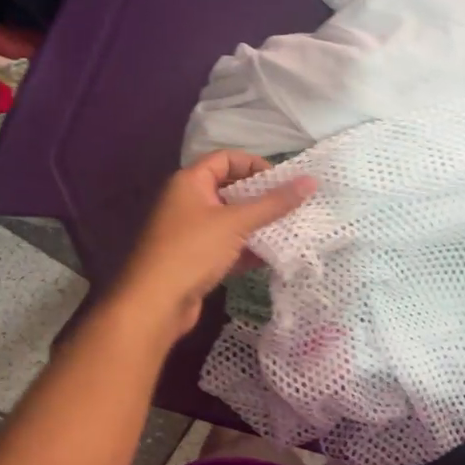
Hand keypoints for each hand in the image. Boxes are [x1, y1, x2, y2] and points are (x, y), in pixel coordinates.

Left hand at [112, 151, 314, 339]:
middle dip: (260, 197)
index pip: (226, 159)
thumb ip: (274, 203)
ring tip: (287, 229)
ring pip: (229, 220)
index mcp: (190, 182)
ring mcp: (189, 232)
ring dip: (256, 225)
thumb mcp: (237, 222)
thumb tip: (311, 181)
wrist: (154, 306)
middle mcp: (186, 202)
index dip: (254, 165)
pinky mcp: (193, 259)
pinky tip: (270, 256)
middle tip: (289, 205)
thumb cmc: (192, 251)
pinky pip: (225, 245)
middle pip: (229, 189)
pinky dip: (245, 248)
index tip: (280, 181)